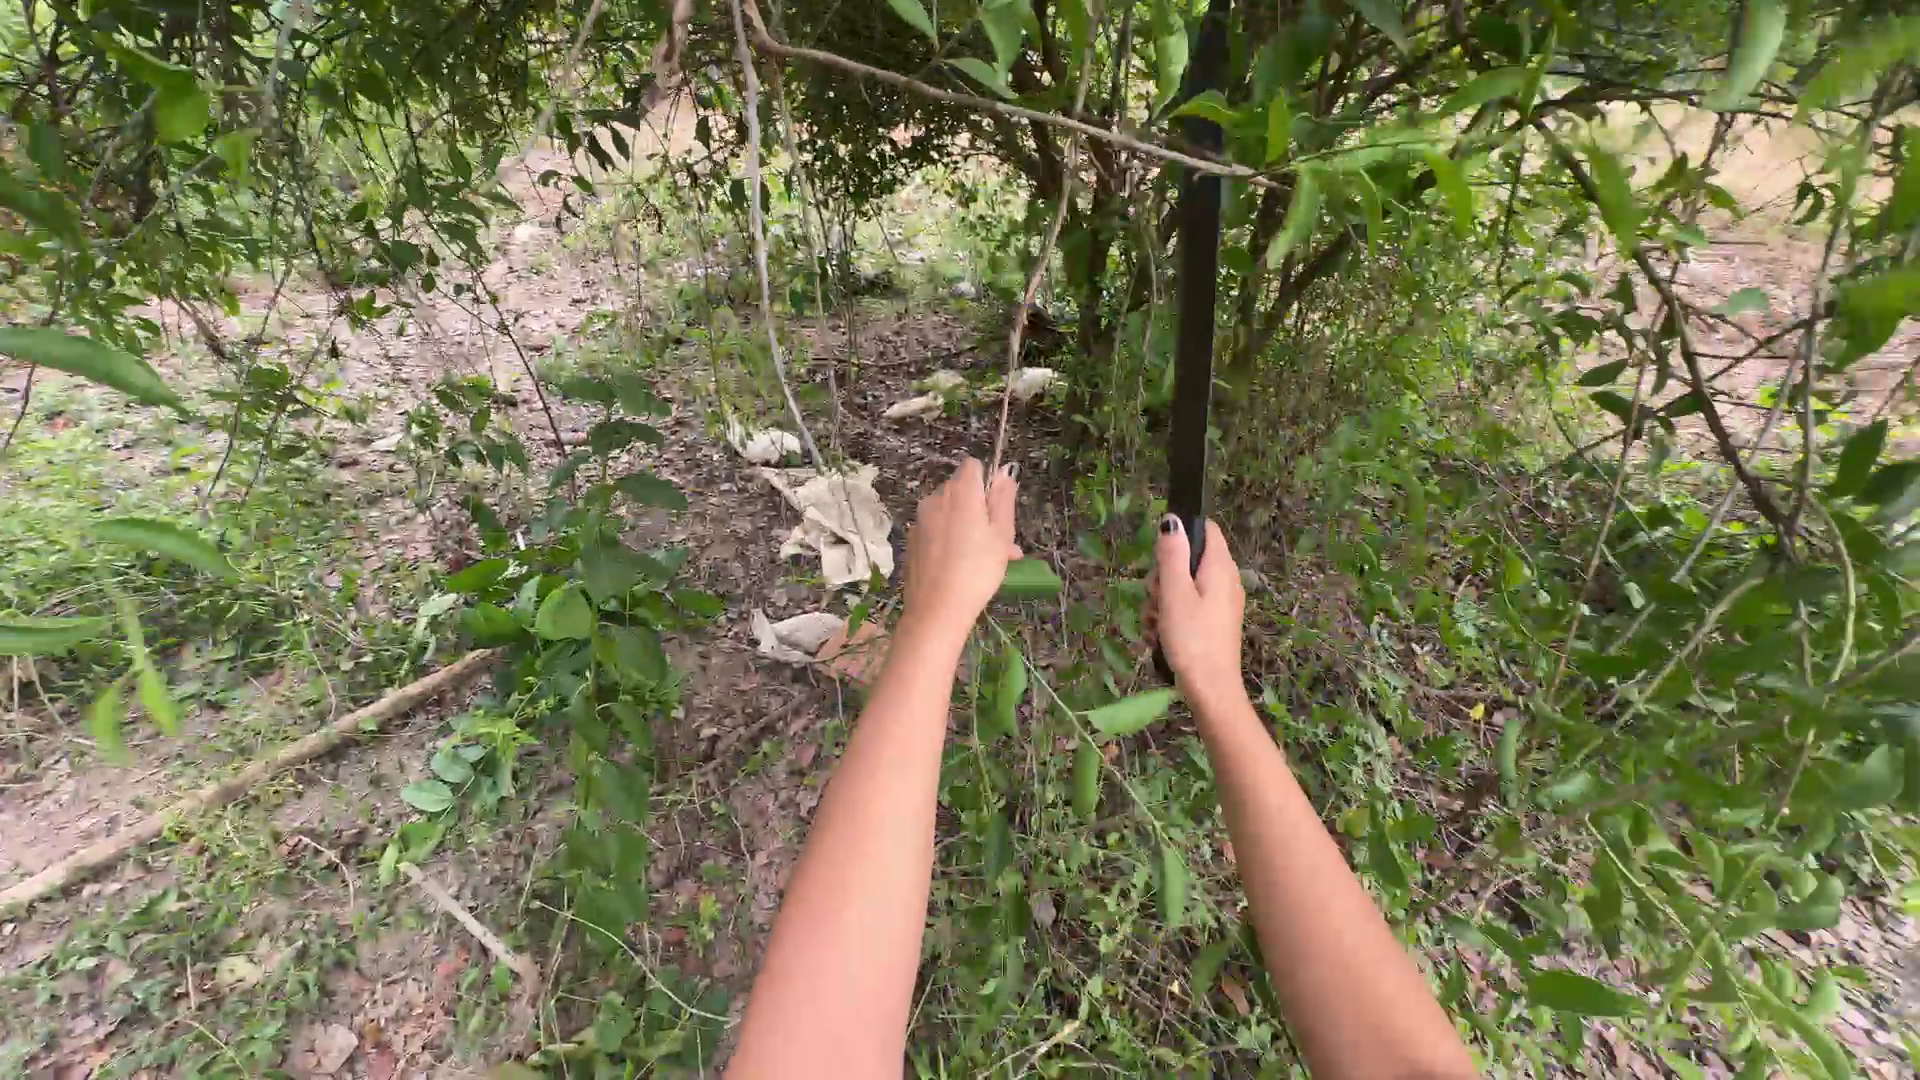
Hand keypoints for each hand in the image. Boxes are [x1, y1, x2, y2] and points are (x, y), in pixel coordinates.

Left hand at [903, 458, 1020, 639]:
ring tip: (988, 560)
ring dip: (969, 528)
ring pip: (950, 514)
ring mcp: (920, 520)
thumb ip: (1003, 499)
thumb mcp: (1001, 534)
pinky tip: (962, 567)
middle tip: (1002, 542)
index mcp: (960, 491)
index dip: (988, 483)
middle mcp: (935, 498)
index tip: (997, 509)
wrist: (937, 609)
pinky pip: (937, 531)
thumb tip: (1004, 472)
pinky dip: (951, 541)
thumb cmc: (977, 569)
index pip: (973, 466)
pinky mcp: (912, 540)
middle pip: (961, 492)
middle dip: (981, 509)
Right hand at [1146, 516, 1245, 694]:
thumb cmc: (1191, 639)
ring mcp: (1219, 603)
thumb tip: (1172, 519)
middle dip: (1162, 577)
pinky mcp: (1212, 622)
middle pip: (1187, 559)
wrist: (1210, 689)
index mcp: (1220, 567)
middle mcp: (1224, 580)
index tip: (1160, 560)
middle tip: (1156, 598)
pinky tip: (1160, 636)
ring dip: (1161, 602)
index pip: (1204, 529)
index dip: (1179, 536)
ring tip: (1156, 624)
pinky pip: (1186, 607)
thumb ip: (1172, 555)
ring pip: (1181, 586)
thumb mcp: (1174, 593)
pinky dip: (1170, 618)